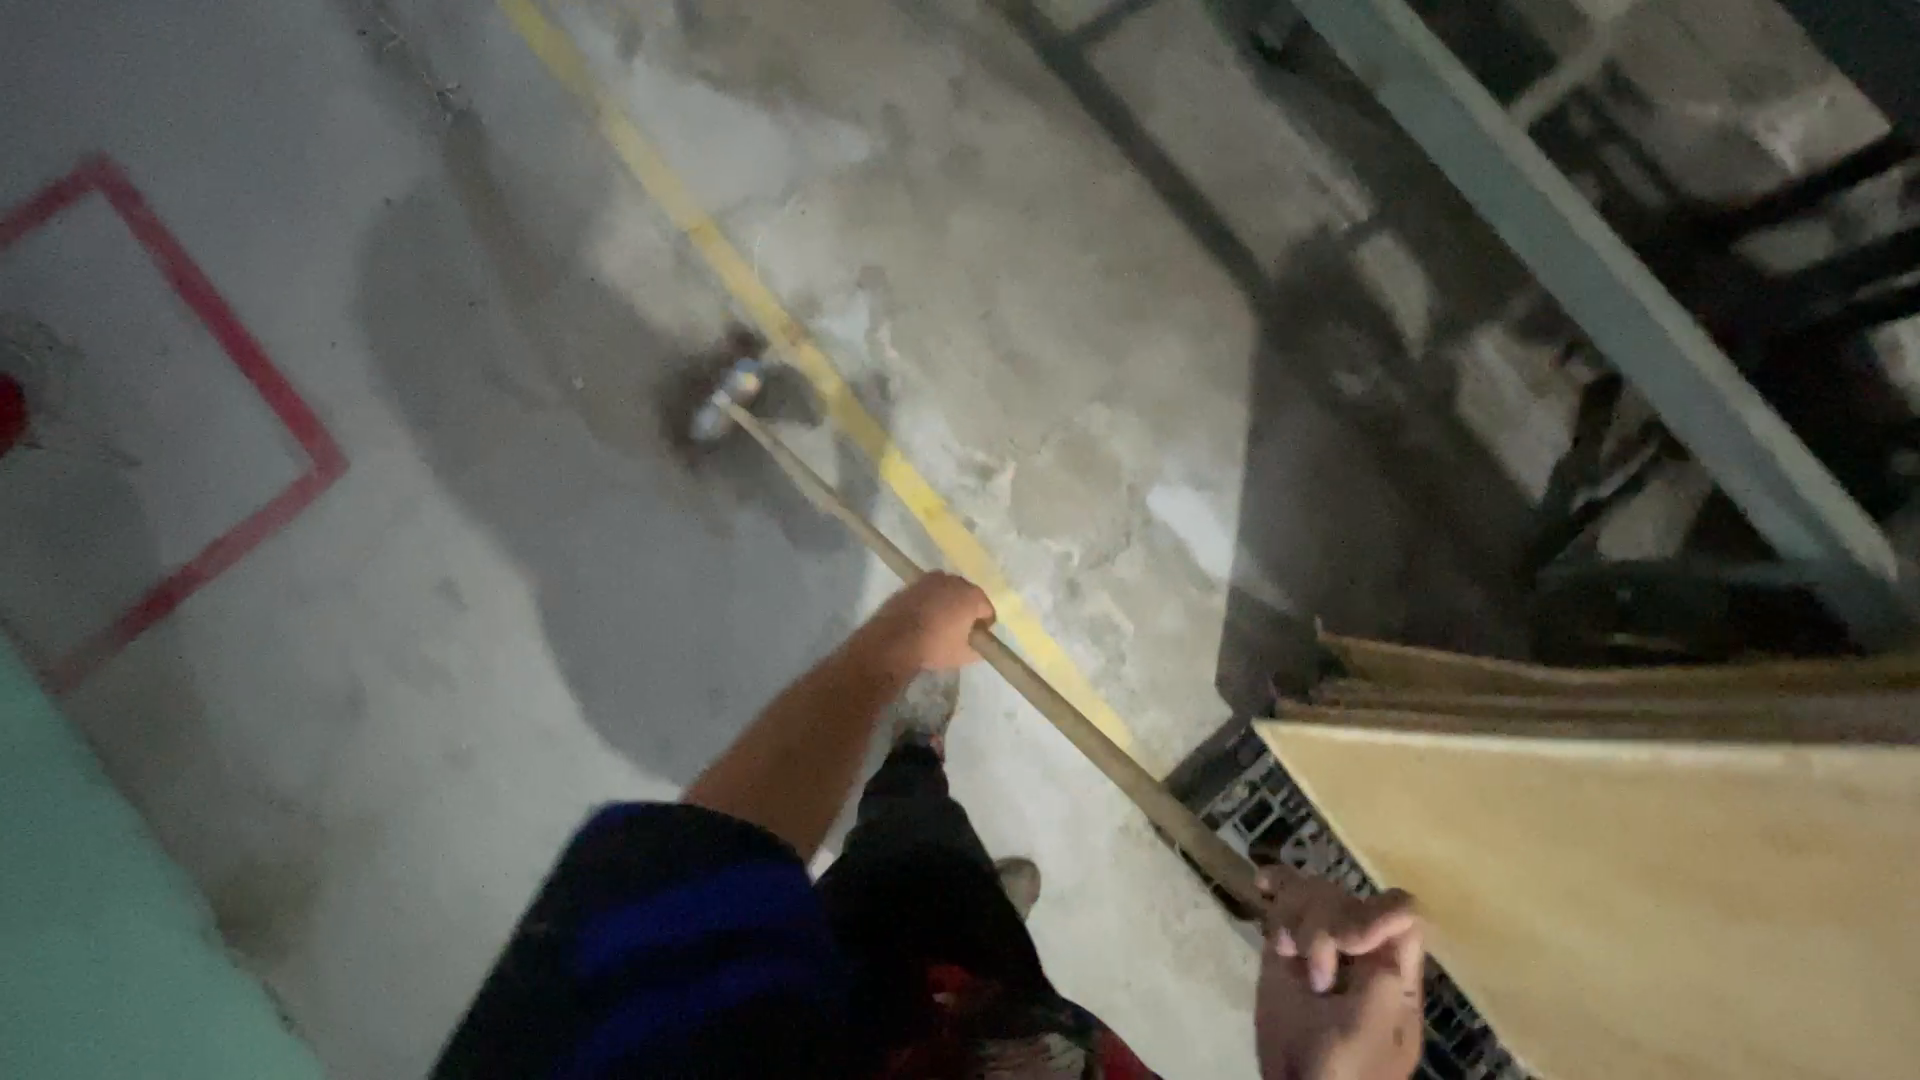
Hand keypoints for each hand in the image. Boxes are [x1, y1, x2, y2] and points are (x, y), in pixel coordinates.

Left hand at [861, 572, 995, 670]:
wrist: (894, 639)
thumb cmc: (935, 646)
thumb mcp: (963, 656)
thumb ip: (978, 649)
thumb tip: (979, 645)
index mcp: (972, 596)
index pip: (987, 610)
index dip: (984, 626)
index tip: (976, 638)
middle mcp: (955, 581)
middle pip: (968, 596)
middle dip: (967, 611)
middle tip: (959, 630)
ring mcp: (932, 579)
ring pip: (948, 591)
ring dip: (948, 603)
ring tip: (940, 623)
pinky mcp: (913, 583)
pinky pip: (930, 592)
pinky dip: (931, 601)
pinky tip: (924, 617)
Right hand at [1254, 864, 1424, 1079]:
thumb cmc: (1343, 1074)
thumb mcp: (1368, 1035)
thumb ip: (1380, 982)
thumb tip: (1377, 932)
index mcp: (1392, 970)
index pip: (1399, 912)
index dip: (1371, 915)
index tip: (1347, 945)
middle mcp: (1360, 949)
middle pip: (1344, 896)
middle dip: (1320, 926)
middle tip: (1312, 977)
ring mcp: (1321, 944)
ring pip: (1310, 892)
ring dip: (1290, 914)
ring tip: (1282, 952)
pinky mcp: (1287, 947)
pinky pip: (1284, 900)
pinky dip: (1276, 884)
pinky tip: (1263, 885)